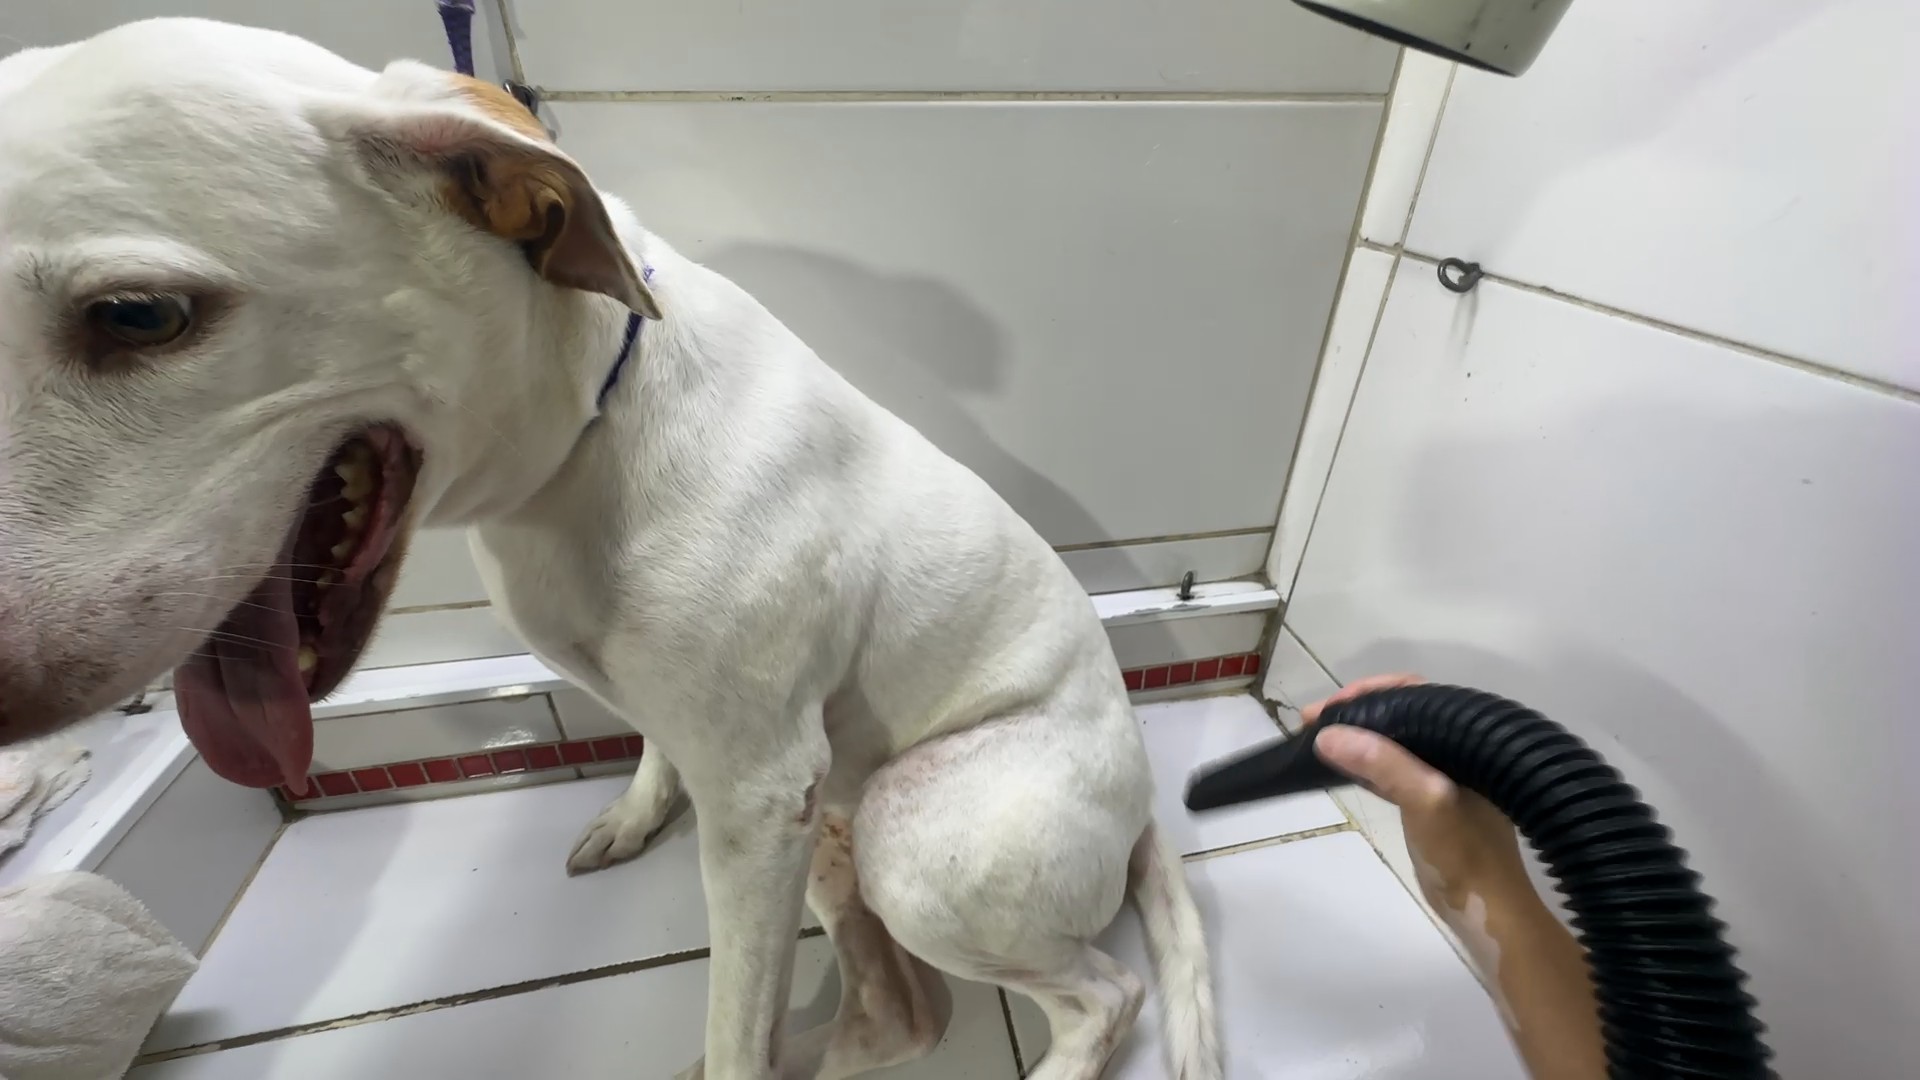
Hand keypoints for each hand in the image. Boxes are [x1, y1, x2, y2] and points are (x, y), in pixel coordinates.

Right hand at [1301, 675, 1533, 918]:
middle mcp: (1456, 751)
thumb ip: (1383, 765)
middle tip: (1314, 717)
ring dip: (1355, 734)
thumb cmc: (1466, 856)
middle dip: (1355, 711)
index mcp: (1466, 742)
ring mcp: (1441, 776)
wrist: (1485, 913)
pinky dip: (1362, 760)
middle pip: (1399, 713)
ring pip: (1391, 740)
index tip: (1332, 705)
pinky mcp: (1427, 800)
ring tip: (1317, 734)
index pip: (1416, 695)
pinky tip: (1339, 763)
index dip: (1372, 692)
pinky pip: (1389, 766)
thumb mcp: (1426, 803)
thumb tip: (1328, 735)